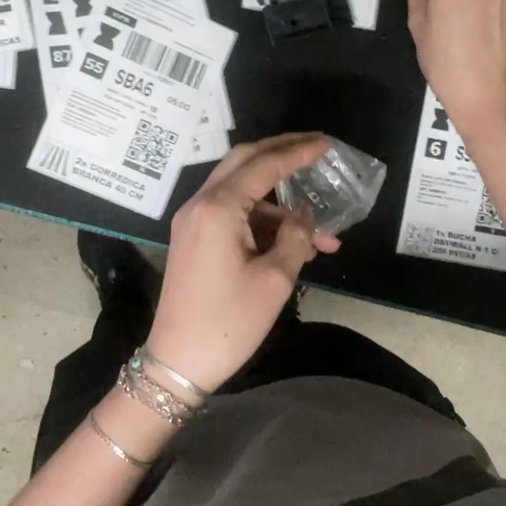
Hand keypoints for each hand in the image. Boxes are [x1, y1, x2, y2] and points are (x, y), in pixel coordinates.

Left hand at [145, 134, 343, 392]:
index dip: (298, 152)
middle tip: (316, 151)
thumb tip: (305, 217)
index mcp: (218, 209)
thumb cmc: (228, 322)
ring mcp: (193, 223)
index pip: (264, 165)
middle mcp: (200, 205)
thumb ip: (296, 238)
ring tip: (324, 235)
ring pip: (242, 194)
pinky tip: (296, 247)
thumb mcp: (275, 280)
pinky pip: (232, 217)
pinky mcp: (194, 242)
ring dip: (281, 207)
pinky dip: (264, 224)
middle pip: (244, 163)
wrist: (178, 362)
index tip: (328, 144)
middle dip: (282, 154)